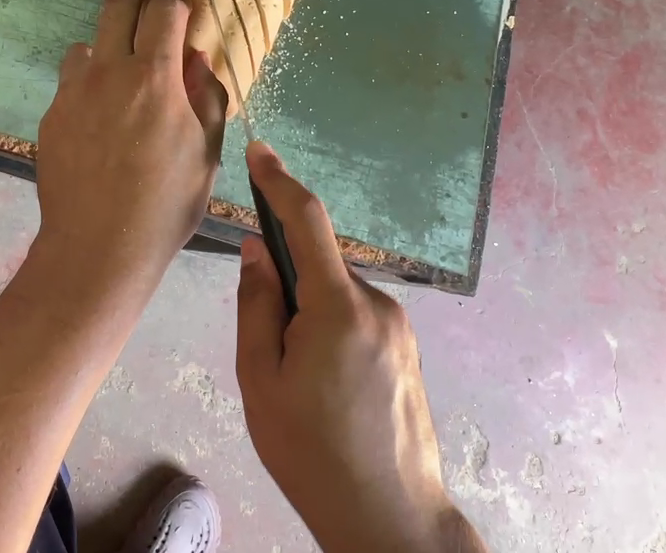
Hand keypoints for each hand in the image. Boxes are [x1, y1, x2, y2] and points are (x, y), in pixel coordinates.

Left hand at [34, 0, 227, 277]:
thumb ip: (207, 98)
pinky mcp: (51, 115)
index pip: (164, 14)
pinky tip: (98, 112)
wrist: (97, 246)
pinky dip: (87, 81)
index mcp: (154, 78)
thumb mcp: (206, 154)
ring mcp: (73, 92)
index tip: (184, 3)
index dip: (177, 0)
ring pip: (86, 44)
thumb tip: (200, 60)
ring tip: (117, 60)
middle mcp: (108, 72)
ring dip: (105, 41)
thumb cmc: (165, 205)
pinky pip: (70, 81)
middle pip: (116, 5)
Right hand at [235, 144, 484, 552]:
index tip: (259, 149)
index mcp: (338, 307)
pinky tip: (327, 388)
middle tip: (269, 350)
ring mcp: (400, 327)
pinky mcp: (408, 348)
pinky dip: (330, 329)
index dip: (278, 181)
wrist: (391, 521)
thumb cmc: (311, 451)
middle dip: (287, 285)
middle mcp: (378, 304)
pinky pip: (356, 316)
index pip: (305, 222)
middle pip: (318, 267)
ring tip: (300, 383)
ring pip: (336, 295)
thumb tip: (258, 250)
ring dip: (309, 315)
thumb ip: (257, 305)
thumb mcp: (260, 379)